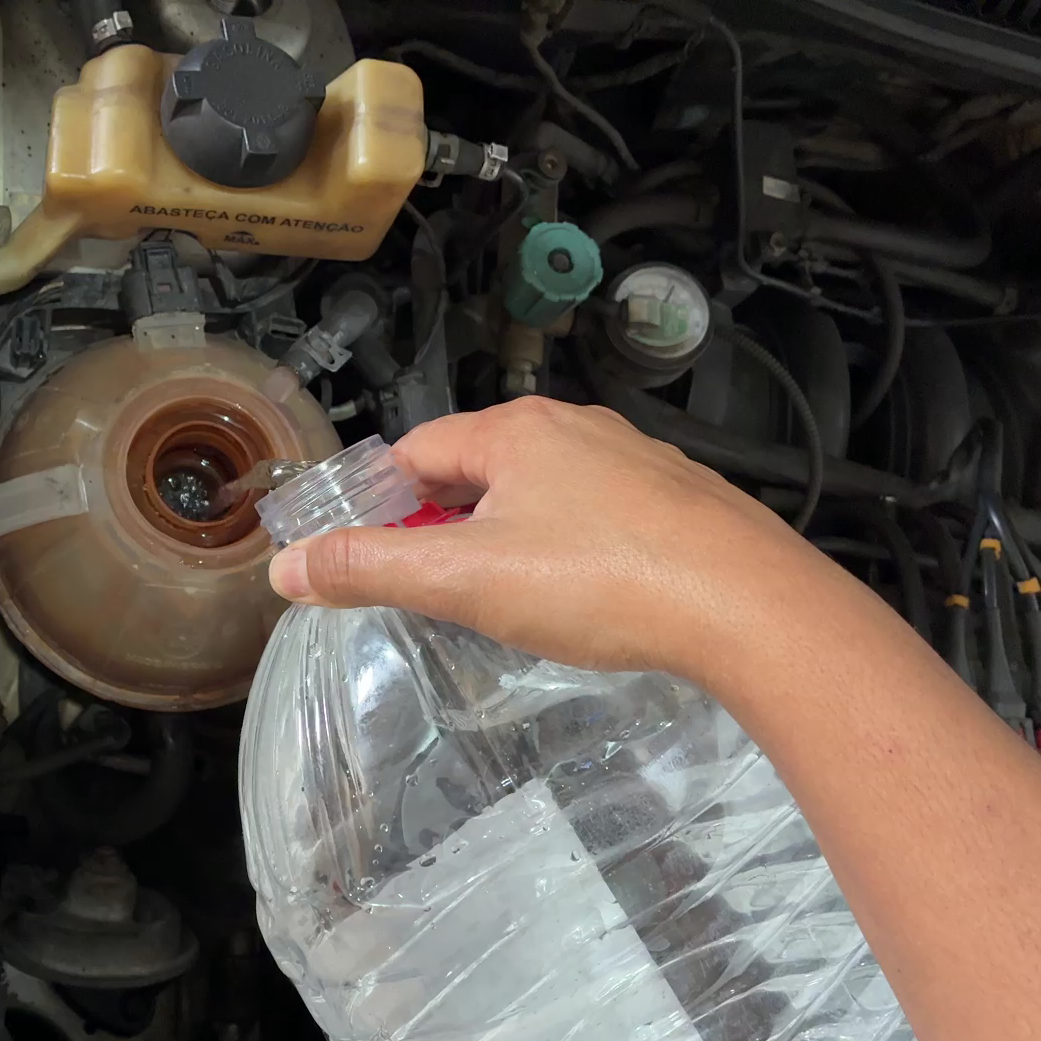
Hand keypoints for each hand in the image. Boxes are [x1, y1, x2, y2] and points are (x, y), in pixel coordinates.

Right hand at [267, 397, 887, 683]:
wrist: (755, 612)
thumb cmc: (596, 582)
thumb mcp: (464, 579)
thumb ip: (368, 569)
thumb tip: (285, 568)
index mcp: (514, 431)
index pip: (415, 450)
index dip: (381, 497)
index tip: (371, 546)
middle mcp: (574, 427)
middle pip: (474, 467)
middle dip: (440, 517)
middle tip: (429, 576)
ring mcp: (632, 459)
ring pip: (535, 488)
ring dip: (500, 528)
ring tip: (495, 587)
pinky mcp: (674, 499)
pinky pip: (589, 509)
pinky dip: (560, 540)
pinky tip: (574, 586)